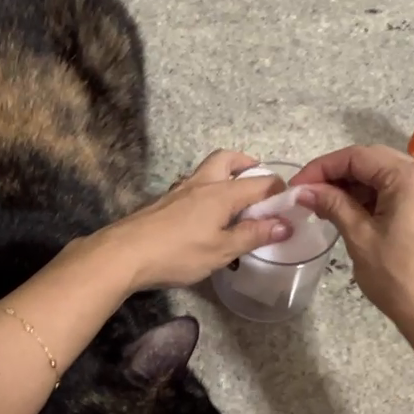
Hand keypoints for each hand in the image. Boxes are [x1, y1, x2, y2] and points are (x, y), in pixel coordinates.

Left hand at [93, 150, 290, 290]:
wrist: (124, 254)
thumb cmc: (178, 253)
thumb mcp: (222, 250)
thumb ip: (253, 235)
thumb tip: (285, 223)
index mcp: (222, 193)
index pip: (259, 182)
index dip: (278, 190)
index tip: (290, 202)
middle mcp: (201, 184)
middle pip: (226, 159)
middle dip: (246, 163)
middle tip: (258, 179)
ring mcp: (178, 191)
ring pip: (206, 170)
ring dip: (224, 175)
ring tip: (233, 198)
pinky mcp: (163, 202)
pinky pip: (191, 186)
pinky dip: (205, 190)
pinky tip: (203, 213)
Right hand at [291, 145, 413, 340]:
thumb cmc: (399, 278)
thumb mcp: (360, 238)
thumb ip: (333, 205)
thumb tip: (304, 190)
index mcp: (411, 177)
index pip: (358, 156)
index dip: (322, 167)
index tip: (297, 186)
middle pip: (374, 161)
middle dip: (338, 175)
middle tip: (308, 195)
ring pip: (387, 175)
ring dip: (355, 186)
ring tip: (326, 206)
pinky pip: (402, 190)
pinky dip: (375, 197)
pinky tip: (353, 213)